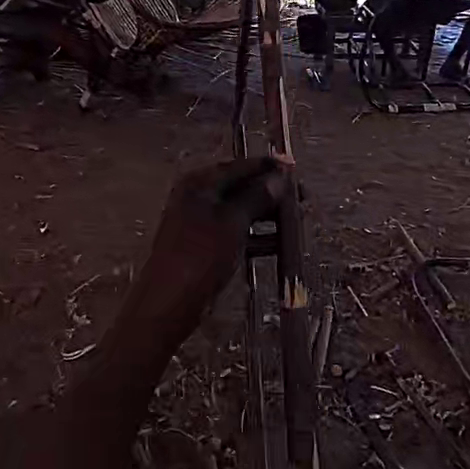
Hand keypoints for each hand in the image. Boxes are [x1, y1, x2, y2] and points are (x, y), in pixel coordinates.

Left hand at [138, 159, 287, 321]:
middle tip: (300, 198)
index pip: (238, 166)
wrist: (169, 302)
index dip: (267, 167)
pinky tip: (278, 243)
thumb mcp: (232, 223)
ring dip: (266, 215)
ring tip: (295, 220)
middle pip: (240, 187)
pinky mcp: (204, 245)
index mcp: (199, 183)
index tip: (294, 168)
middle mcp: (197, 196)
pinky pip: (235, 231)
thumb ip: (256, 198)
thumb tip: (279, 179)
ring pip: (240, 211)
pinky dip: (255, 234)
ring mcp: (199, 221)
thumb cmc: (200, 256)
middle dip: (270, 192)